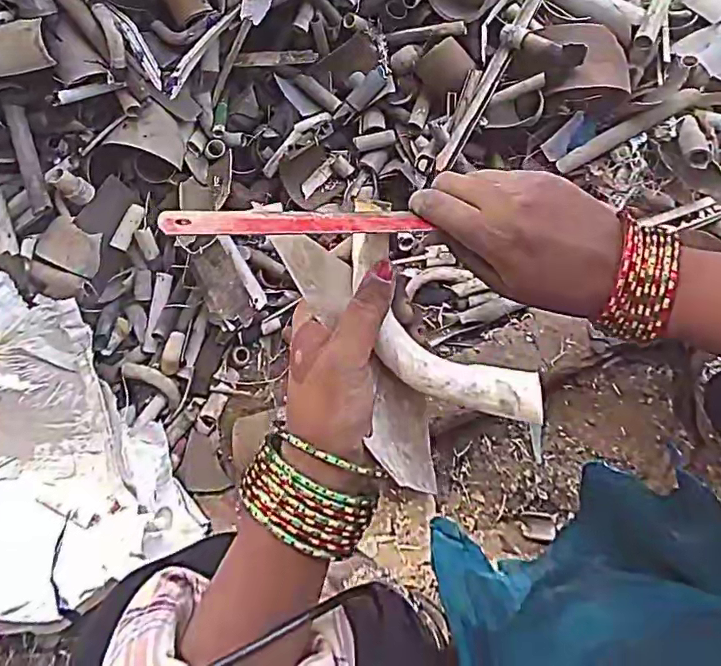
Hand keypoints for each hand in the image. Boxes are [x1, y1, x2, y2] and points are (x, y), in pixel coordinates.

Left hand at [283, 259, 393, 463]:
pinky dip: (402, 335)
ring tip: (406, 330)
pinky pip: (389, 333)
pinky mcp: (367, 357)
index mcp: (312, 314)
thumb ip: (363, 311)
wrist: (330, 461)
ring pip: (380, 309)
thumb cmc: (323, 414)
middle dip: (388, 294)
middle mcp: (330, 323)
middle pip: (364, 287)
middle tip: (400, 309)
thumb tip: (379, 270)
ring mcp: (350, 340)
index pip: (336, 268)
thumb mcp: (344, 356)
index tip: (387, 259)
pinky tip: (408, 344)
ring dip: (399, 316)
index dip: (361, 260)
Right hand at [411, 170, 622, 319]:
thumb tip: (443, 235)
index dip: (419, 207)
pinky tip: (509, 209)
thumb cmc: (568, 283)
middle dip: (440, 194)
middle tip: (446, 213)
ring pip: (474, 173)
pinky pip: (503, 174)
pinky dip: (496, 188)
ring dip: (468, 190)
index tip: (417, 211)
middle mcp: (505, 201)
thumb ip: (466, 255)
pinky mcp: (541, 175)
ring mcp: (524, 183)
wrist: (617, 265)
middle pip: (448, 178)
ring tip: (483, 214)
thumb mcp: (505, 285)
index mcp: (493, 233)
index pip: (435, 203)